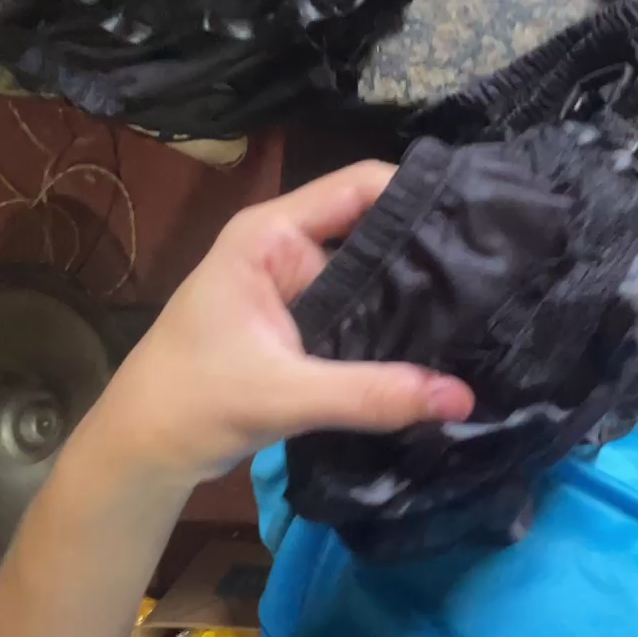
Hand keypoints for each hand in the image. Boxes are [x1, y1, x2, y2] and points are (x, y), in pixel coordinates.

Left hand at [75, 162, 475, 487]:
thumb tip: (462, 399)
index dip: (418, 194)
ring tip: (480, 308)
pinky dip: (391, 326)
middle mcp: (288, 248)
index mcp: (272, 235)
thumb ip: (372, 395)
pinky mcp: (303, 324)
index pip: (358, 187)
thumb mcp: (284, 394)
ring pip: (369, 276)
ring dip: (412, 294)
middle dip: (426, 249)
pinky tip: (437, 343)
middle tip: (493, 273)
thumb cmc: (193, 402)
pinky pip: (359, 312)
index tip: (477, 218)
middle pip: (372, 229)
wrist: (144, 449)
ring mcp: (296, 287)